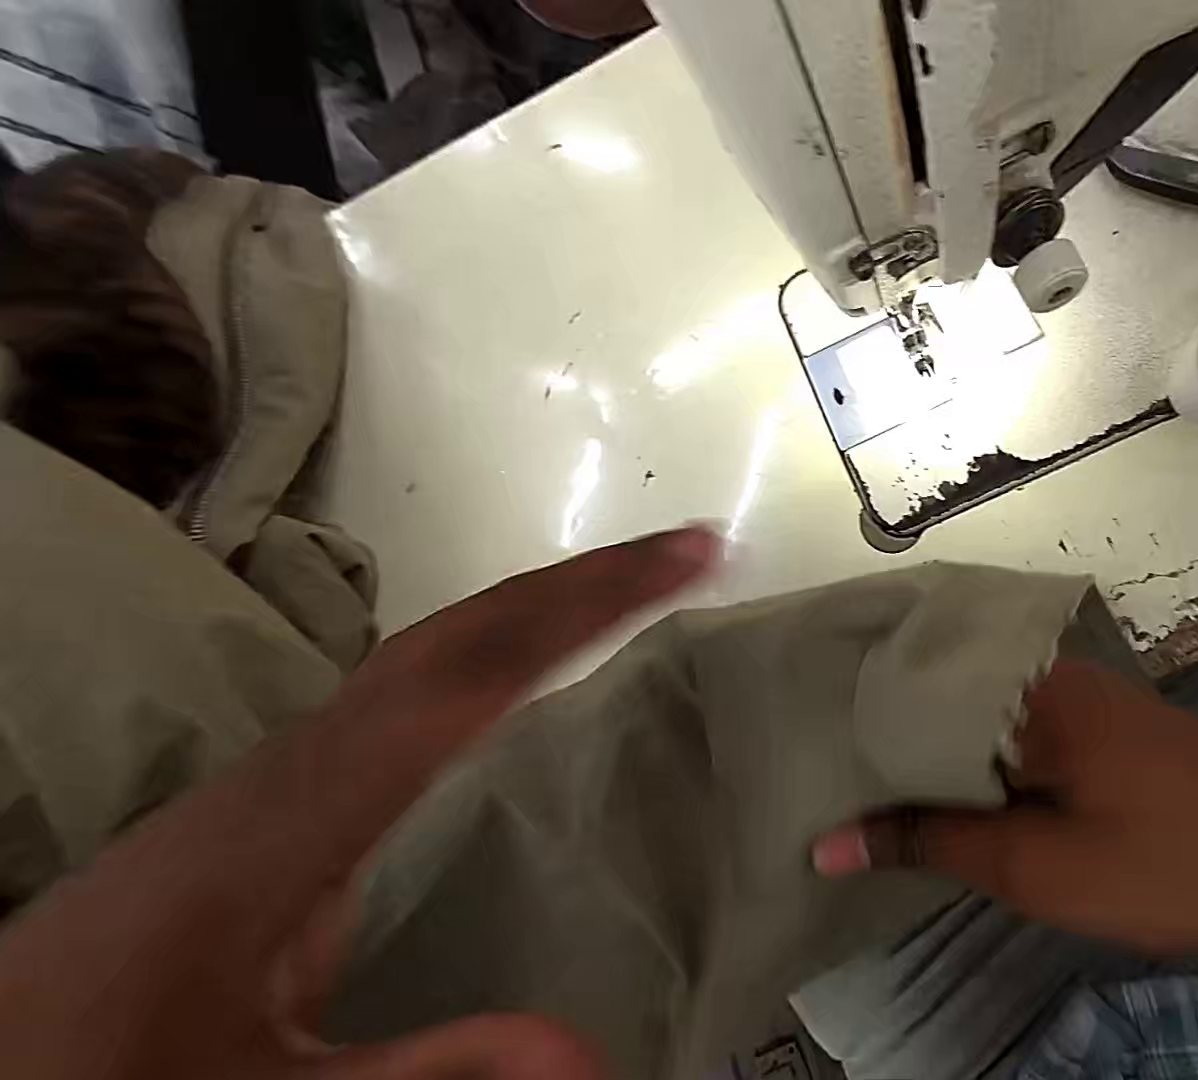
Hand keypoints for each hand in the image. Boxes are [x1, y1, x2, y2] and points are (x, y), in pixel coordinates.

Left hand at [0, 527, 717, 1079]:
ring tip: (651, 572)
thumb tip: (589, 1057)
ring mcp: (320, 750)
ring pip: (456, 638)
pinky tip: (559, 639)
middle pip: (474, 628)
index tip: (685, 564)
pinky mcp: (324, 767)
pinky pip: (441, 672)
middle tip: (695, 547)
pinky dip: (519, 633)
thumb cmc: (100, 1069)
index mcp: (307, 806)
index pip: (475, 672)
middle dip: (594, 575)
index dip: (588, 608)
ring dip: (560, 593)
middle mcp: (321, 750)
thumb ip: (413, 1078)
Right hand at [814, 660, 1197, 1024]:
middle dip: (883, 737)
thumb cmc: (1173, 857)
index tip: (798, 751)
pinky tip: (951, 788)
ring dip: (930, 750)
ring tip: (863, 785)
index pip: (904, 689)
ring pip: (975, 712)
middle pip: (937, 695)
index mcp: (1021, 690)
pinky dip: (976, 756)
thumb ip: (935, 843)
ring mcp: (1074, 692)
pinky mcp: (1098, 720)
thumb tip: (832, 843)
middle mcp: (1041, 673)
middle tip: (815, 773)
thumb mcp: (1042, 868)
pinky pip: (1013, 726)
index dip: (851, 725)